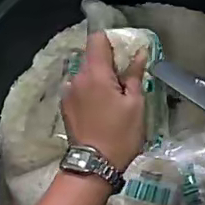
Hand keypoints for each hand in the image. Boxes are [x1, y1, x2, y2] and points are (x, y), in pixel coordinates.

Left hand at [62, 31, 148, 170]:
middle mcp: (77, 78)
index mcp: (95, 74)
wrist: (94, 165)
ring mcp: (68, 92)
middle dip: (107, 62)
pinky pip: (78, 88)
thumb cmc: (120, 134)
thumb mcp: (135, 104)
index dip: (112, 42)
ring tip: (113, 98)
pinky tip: (100, 108)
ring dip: (98, 78)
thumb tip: (140, 53)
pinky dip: (89, 91)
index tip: (124, 55)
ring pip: (84, 74)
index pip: (97, 39)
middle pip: (91, 56)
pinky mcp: (65, 106)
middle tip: (125, 80)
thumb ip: (134, 75)